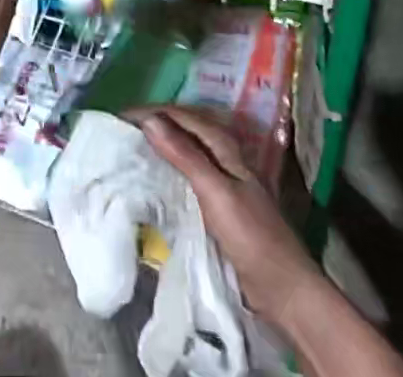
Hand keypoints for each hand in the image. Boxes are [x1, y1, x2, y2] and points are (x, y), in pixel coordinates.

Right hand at [132, 106, 327, 328]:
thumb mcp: (216, 192)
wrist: (284, 291)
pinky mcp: (216, 204)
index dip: (151, 111)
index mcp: (227, 149)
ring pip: (183, 151)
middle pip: (183, 130)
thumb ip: (185, 155)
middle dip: (152, 123)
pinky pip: (184, 175)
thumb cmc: (252, 237)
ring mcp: (221, 182)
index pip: (183, 116)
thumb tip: (149, 120)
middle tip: (119, 129)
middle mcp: (224, 159)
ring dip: (157, 145)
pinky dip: (164, 168)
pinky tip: (149, 177)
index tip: (118, 116)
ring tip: (128, 147)